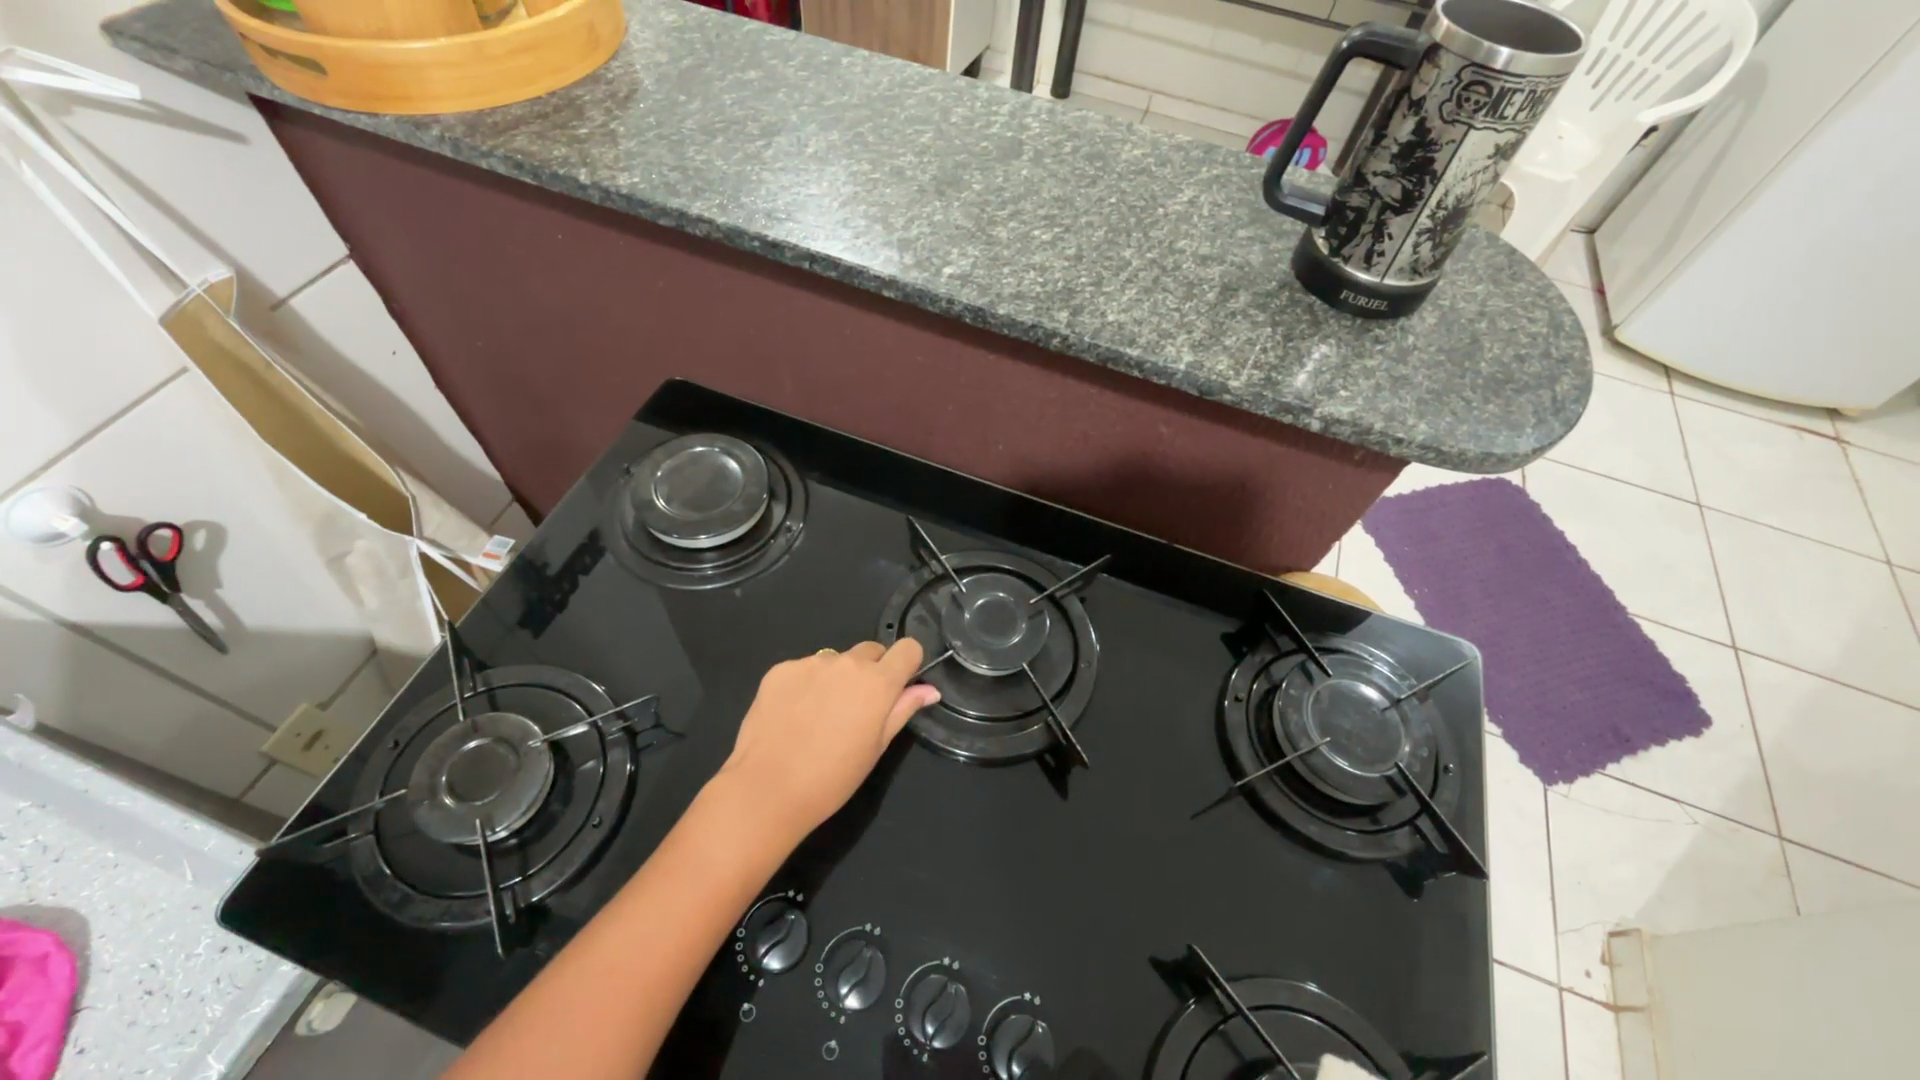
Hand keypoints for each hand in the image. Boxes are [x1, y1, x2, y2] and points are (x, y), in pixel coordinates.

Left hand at [712, 640, 939, 843]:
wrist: (768, 789)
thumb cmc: (832, 777)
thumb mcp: (877, 748)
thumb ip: (903, 710)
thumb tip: (929, 690)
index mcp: (877, 682)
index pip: (907, 648)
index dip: (907, 664)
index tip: (898, 686)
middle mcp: (846, 663)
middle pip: (871, 651)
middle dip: (871, 672)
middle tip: (857, 710)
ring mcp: (810, 663)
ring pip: (835, 660)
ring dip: (837, 679)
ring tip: (819, 718)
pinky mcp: (779, 670)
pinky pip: (804, 669)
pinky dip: (806, 685)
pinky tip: (794, 716)